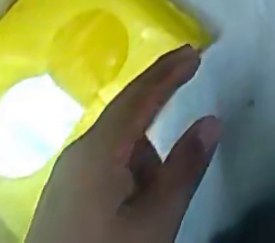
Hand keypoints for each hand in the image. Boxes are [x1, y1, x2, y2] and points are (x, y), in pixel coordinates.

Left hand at [26, 45, 220, 242]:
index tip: (196, 51)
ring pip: (116, 143)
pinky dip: (130, 164)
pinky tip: (141, 198)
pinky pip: (104, 164)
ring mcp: (66, 179)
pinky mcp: (63, 203)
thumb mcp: (155, 222)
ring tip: (164, 190)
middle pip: (125, 110)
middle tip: (191, 68)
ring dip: (146, 145)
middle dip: (159, 91)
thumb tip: (211, 121)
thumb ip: (184, 168)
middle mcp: (78, 154)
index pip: (139, 96)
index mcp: (97, 150)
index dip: (168, 71)